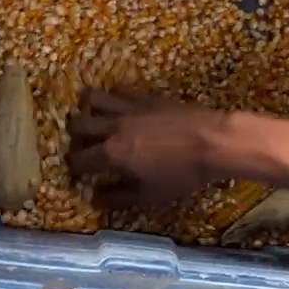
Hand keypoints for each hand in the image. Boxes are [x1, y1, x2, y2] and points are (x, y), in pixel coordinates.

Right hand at [68, 89, 236, 206]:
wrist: (213, 142)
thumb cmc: (182, 174)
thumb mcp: (150, 195)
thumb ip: (119, 197)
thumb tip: (95, 199)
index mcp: (112, 154)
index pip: (79, 159)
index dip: (75, 168)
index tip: (78, 172)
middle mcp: (114, 127)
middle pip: (78, 124)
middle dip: (75, 136)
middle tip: (84, 145)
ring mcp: (129, 107)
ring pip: (93, 98)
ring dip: (88, 108)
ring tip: (94, 118)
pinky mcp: (146, 96)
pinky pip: (120, 89)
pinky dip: (113, 96)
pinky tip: (120, 105)